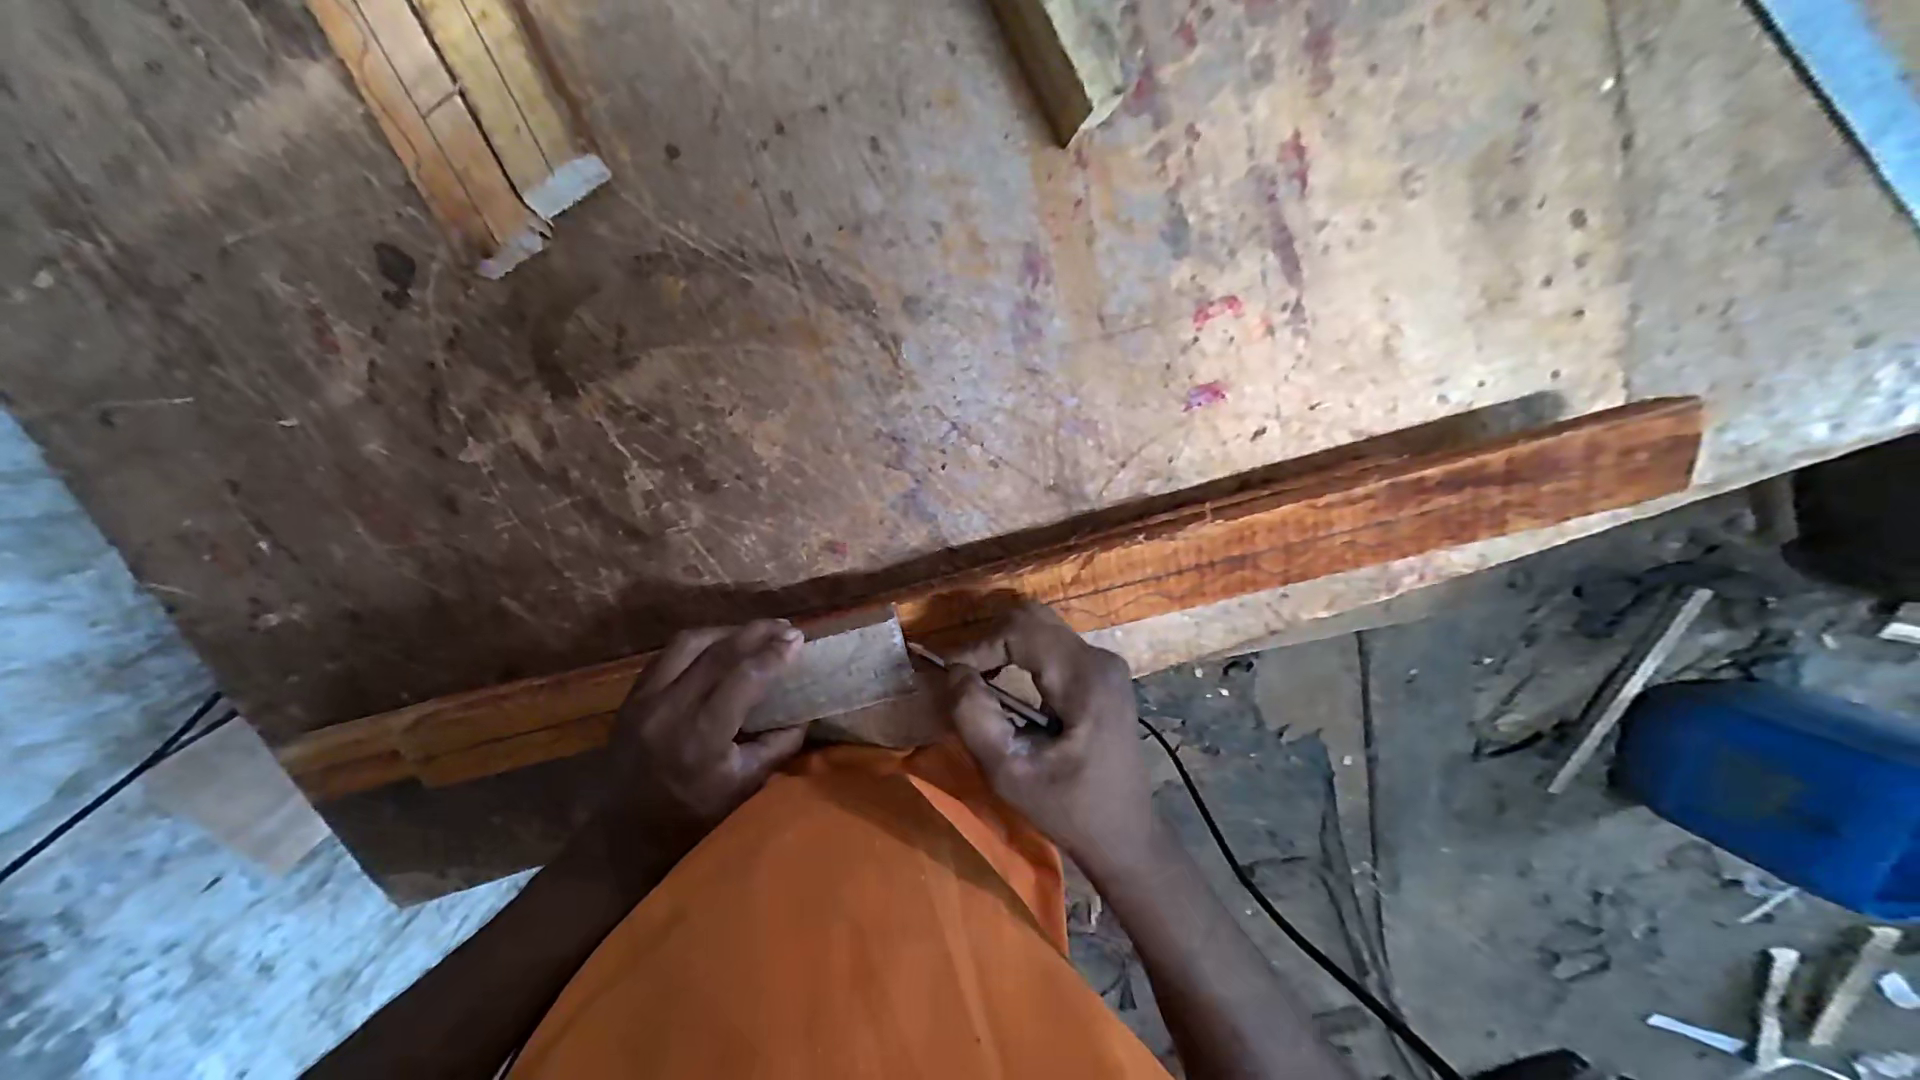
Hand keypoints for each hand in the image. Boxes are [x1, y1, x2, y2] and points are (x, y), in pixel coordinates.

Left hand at [604, 620, 809, 859]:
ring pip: (688, 643)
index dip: (774, 653)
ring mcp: (643, 700)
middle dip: (756, 633)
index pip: (743, 677)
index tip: (799, 639)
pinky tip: (718, 647)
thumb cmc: (693, 819)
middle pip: (718, 652)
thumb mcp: (746, 786)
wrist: (624, 838)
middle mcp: (668, 709)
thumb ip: (779, 745)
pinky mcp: (630, 698)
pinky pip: (667, 655)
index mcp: (700, 737)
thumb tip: (804, 712)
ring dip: (726, 632)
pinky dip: (698, 645)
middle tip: (786, 627)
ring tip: (754, 633)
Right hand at [943, 604, 1156, 868]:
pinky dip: (1018, 656)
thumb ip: (975, 718)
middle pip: (1031, 618)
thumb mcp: (1010, 773)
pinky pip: (1050, 646)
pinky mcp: (1099, 674)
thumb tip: (953, 672)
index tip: (949, 677)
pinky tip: (1003, 687)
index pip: (1019, 630)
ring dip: (1002, 647)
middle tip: (961, 675)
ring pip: (1039, 628)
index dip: (977, 646)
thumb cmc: (1070, 811)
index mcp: (1085, 677)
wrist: (1126, 835)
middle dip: (988, 639)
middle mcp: (1099, 657)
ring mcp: (1103, 663)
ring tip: (977, 682)